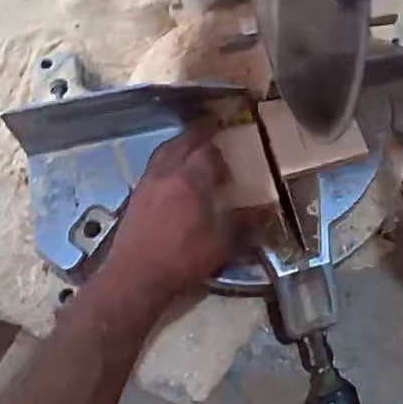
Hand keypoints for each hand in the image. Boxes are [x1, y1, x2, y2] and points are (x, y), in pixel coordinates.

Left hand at [97, 123, 236, 314]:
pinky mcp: (136, 194)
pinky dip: (166, 157)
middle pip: (184, 141)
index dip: (220, 153)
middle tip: (212, 126)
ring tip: (191, 143)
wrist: (136, 277)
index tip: (228, 163)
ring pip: (165, 149)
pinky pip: (153, 163)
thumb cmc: (182, 260)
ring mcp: (148, 181)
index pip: (208, 152)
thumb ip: (244, 223)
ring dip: (180, 142)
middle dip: (199, 132)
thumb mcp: (221, 245)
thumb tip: (266, 210)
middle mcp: (167, 173)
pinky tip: (172, 171)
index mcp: (191, 180)